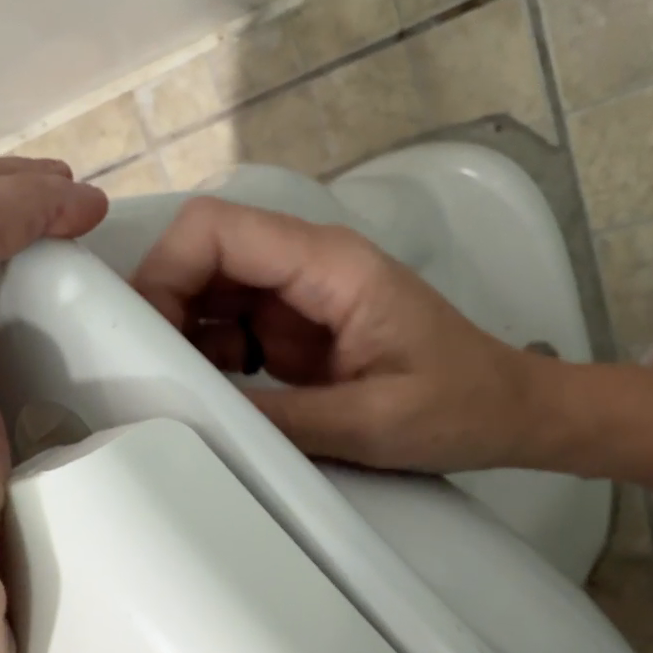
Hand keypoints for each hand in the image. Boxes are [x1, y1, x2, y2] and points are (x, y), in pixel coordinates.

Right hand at [130, 197, 547, 473]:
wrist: (509, 413)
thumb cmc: (460, 406)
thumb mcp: (373, 422)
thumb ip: (282, 417)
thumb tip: (189, 414)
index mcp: (330, 265)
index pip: (217, 230)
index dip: (164, 270)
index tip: (143, 337)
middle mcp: (308, 268)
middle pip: (205, 255)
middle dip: (164, 306)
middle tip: (146, 373)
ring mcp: (303, 300)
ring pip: (212, 294)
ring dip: (184, 338)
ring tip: (172, 393)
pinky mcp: (301, 333)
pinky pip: (235, 332)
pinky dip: (211, 360)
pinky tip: (211, 399)